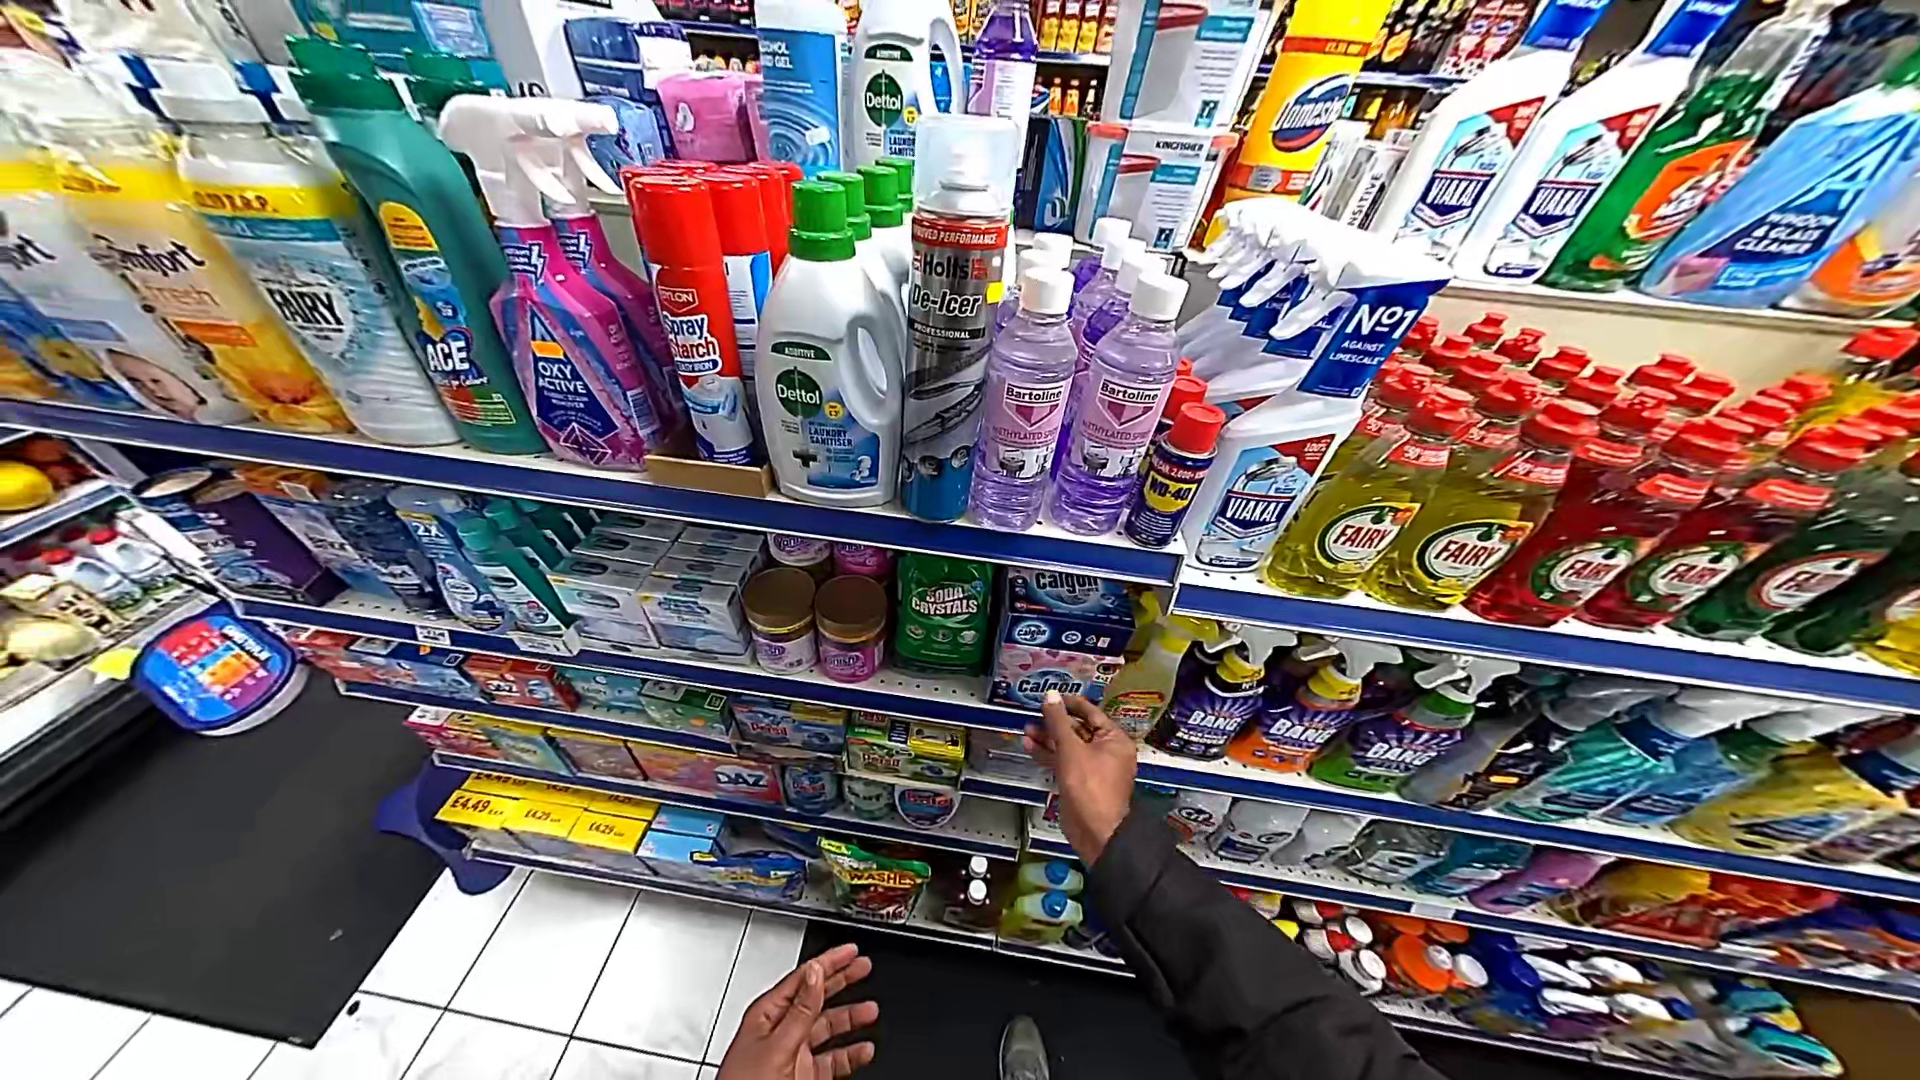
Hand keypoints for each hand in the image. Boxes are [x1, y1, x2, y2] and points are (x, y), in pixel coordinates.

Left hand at [716, 944, 878, 1079]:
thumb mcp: (776, 1047)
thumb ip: (799, 1010)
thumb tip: (816, 971)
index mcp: (768, 1016)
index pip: (803, 978)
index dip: (829, 961)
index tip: (851, 950)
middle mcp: (780, 1032)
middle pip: (818, 998)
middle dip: (843, 981)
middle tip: (864, 966)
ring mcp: (791, 1056)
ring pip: (827, 1029)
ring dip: (850, 1019)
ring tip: (871, 1011)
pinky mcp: (801, 1078)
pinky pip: (831, 1061)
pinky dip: (849, 1055)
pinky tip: (863, 1050)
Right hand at [1024, 690, 1136, 864]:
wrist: (1094, 831)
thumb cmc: (1091, 789)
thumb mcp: (1071, 749)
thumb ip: (1058, 721)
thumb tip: (1050, 697)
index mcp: (1114, 739)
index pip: (1091, 712)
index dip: (1070, 703)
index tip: (1052, 696)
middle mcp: (1106, 751)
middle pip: (1077, 729)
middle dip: (1054, 723)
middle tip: (1035, 714)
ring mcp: (1092, 766)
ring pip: (1068, 745)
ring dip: (1048, 738)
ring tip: (1028, 729)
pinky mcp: (1079, 780)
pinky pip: (1063, 760)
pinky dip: (1048, 753)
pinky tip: (1030, 746)